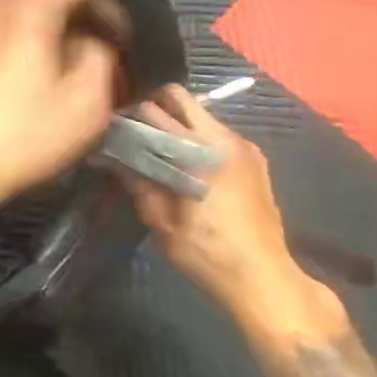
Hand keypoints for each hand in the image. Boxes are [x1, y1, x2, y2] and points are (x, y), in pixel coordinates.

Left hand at [0, 0, 124, 244]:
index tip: (117, 39)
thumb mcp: (87, 105)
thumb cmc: (19, 140)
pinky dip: (5, 44)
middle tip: (89, 58)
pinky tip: (11, 79)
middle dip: (72, 22)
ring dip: (37, 33)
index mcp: (26, 9)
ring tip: (51, 71)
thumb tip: (91, 42)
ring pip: (11, 13)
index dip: (108, 8)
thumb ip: (101, 57)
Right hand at [121, 85, 301, 308]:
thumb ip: (138, 182)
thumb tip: (114, 157)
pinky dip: (196, 137)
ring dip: (176, 123)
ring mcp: (243, 146)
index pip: (152, 111)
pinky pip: (216, 133)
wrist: (264, 278)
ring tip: (158, 150)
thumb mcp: (161, 222)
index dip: (127, 117)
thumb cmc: (207, 253)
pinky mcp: (255, 158)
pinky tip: (186, 164)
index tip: (112, 130)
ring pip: (199, 114)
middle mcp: (223, 138)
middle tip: (136, 131)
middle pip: (179, 97)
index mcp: (198, 152)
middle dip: (153, 106)